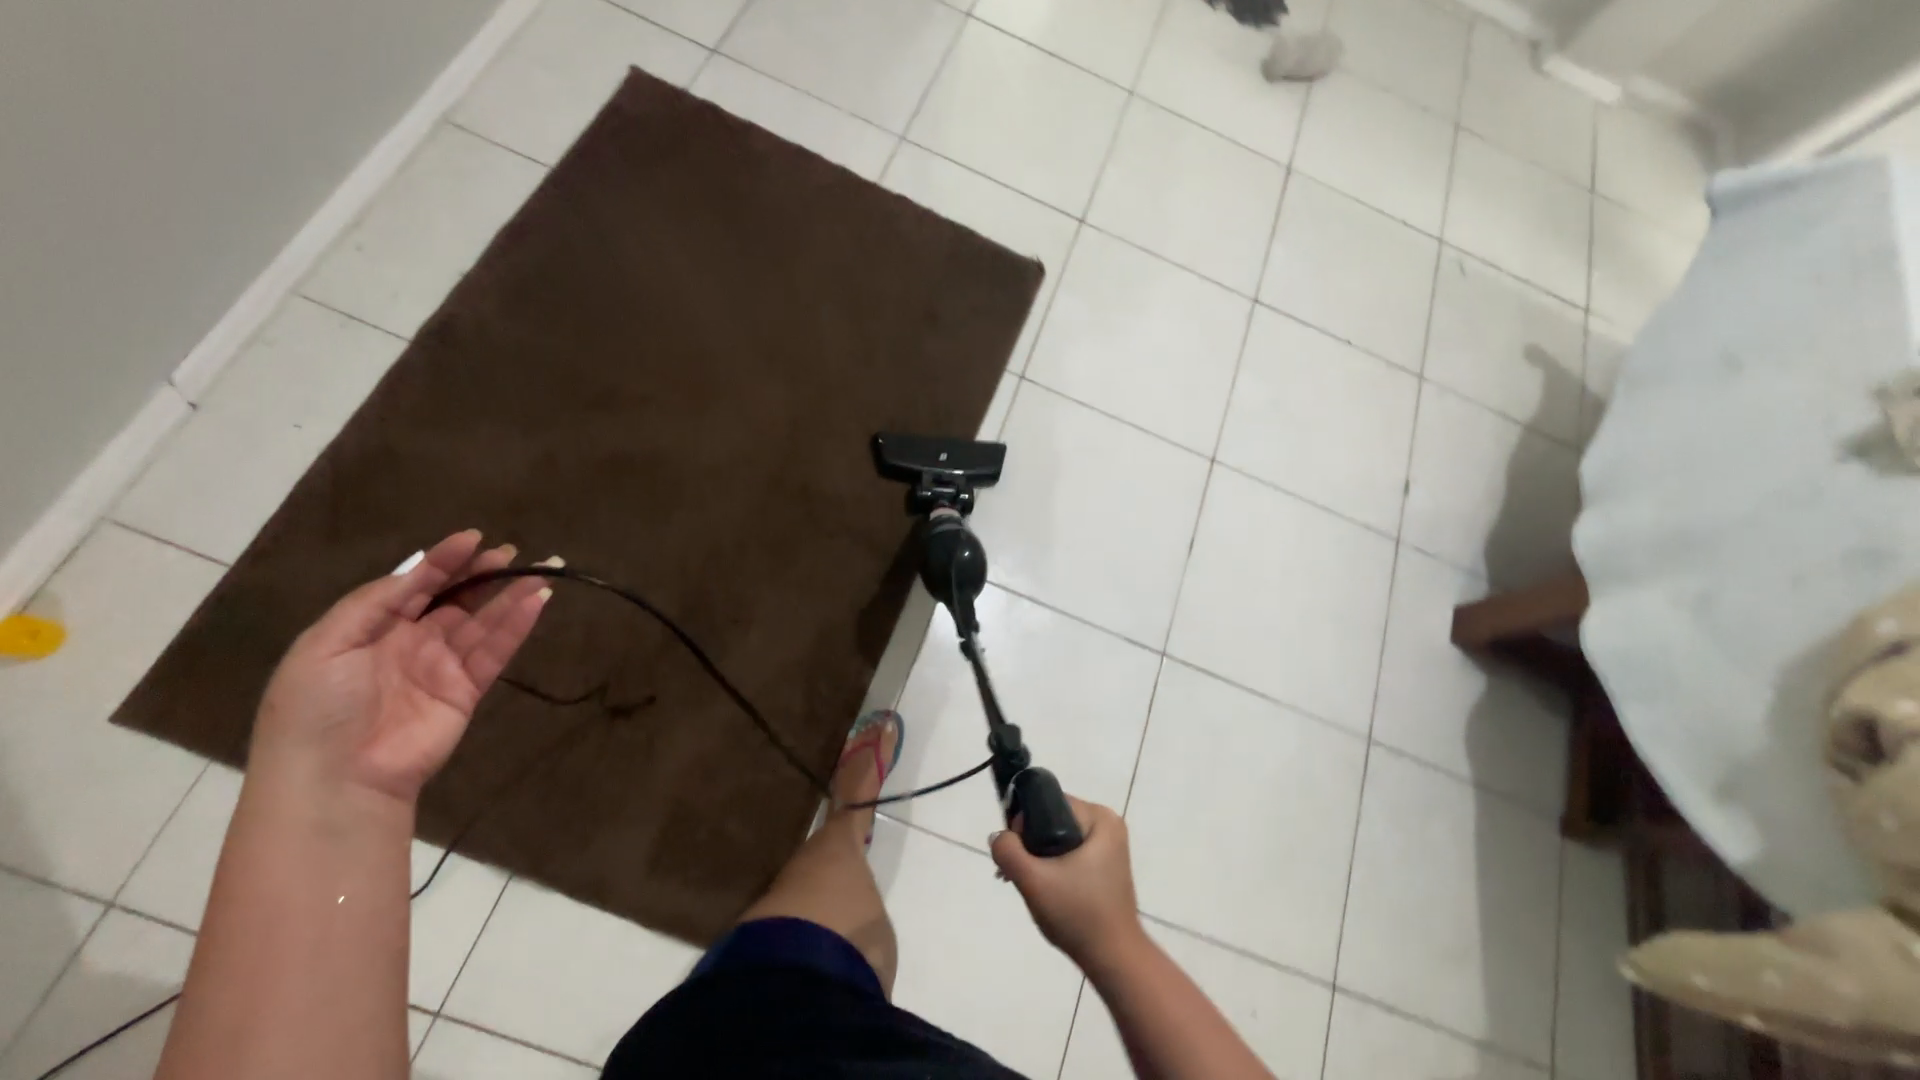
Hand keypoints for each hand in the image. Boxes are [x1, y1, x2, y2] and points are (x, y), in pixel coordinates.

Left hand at [251, 530, 550, 804]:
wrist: (335, 779)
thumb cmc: (317, 707)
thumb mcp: (326, 644)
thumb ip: (374, 602)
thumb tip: (419, 568)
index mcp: (368, 629)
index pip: (413, 585)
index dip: (442, 561)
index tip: (472, 538)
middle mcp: (407, 643)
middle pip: (452, 600)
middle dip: (480, 574)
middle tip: (510, 553)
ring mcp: (439, 668)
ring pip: (481, 623)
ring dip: (509, 596)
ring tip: (540, 571)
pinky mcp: (466, 692)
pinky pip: (495, 653)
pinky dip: (517, 627)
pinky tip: (536, 603)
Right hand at [990, 796, 1146, 968]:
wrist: (1113, 959)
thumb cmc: (1077, 914)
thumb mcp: (1034, 880)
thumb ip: (1008, 851)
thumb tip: (998, 836)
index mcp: (1100, 818)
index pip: (1048, 803)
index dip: (1024, 824)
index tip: (1015, 855)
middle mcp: (1108, 826)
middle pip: (1052, 821)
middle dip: (1030, 846)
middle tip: (1016, 875)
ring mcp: (1109, 848)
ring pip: (1059, 840)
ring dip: (1039, 860)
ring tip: (1027, 886)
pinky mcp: (1106, 868)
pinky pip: (1070, 855)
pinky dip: (1053, 869)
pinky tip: (1043, 892)